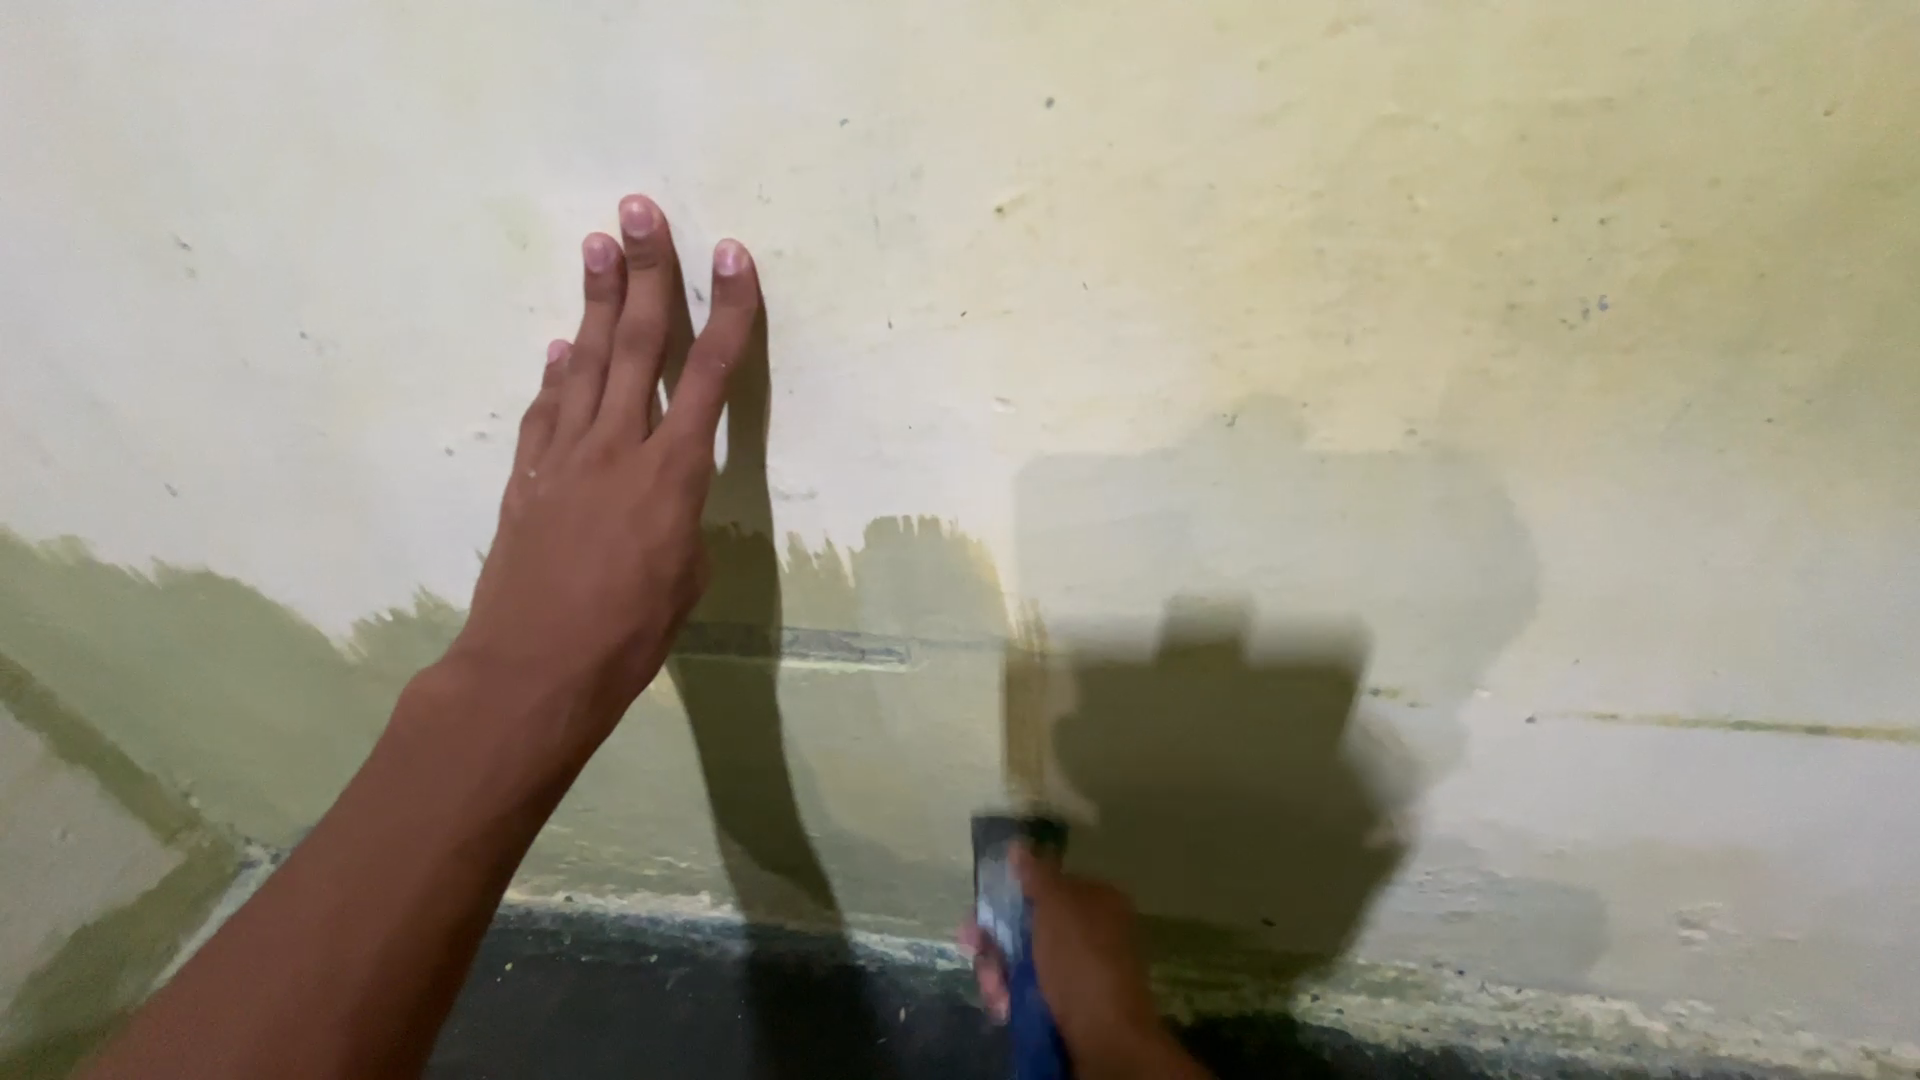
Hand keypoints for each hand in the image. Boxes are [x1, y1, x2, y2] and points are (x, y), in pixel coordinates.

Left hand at [442, 194, 760, 742]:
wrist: (534, 668)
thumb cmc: (632, 633)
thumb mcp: (688, 574)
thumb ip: (682, 514)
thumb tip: (668, 487)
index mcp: (673, 475)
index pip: (709, 377)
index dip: (727, 314)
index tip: (732, 257)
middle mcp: (618, 447)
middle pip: (637, 345)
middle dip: (646, 273)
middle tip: (642, 209)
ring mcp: (564, 457)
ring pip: (586, 363)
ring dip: (596, 301)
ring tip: (599, 244)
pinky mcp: (528, 477)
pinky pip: (546, 410)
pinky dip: (557, 372)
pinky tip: (563, 344)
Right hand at [963, 851, 1205, 1077]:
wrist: (1106, 1041)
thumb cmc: (1081, 960)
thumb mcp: (1056, 906)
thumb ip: (1036, 874)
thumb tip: (1019, 844)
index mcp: (1097, 901)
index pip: (1047, 886)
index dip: (1012, 893)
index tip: (982, 905)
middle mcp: (1090, 933)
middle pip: (1029, 925)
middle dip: (995, 937)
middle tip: (972, 944)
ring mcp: (1078, 973)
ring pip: (1024, 961)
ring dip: (998, 970)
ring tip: (993, 987)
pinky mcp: (1067, 1007)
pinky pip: (1029, 991)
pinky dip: (1010, 996)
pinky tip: (1003, 1004)